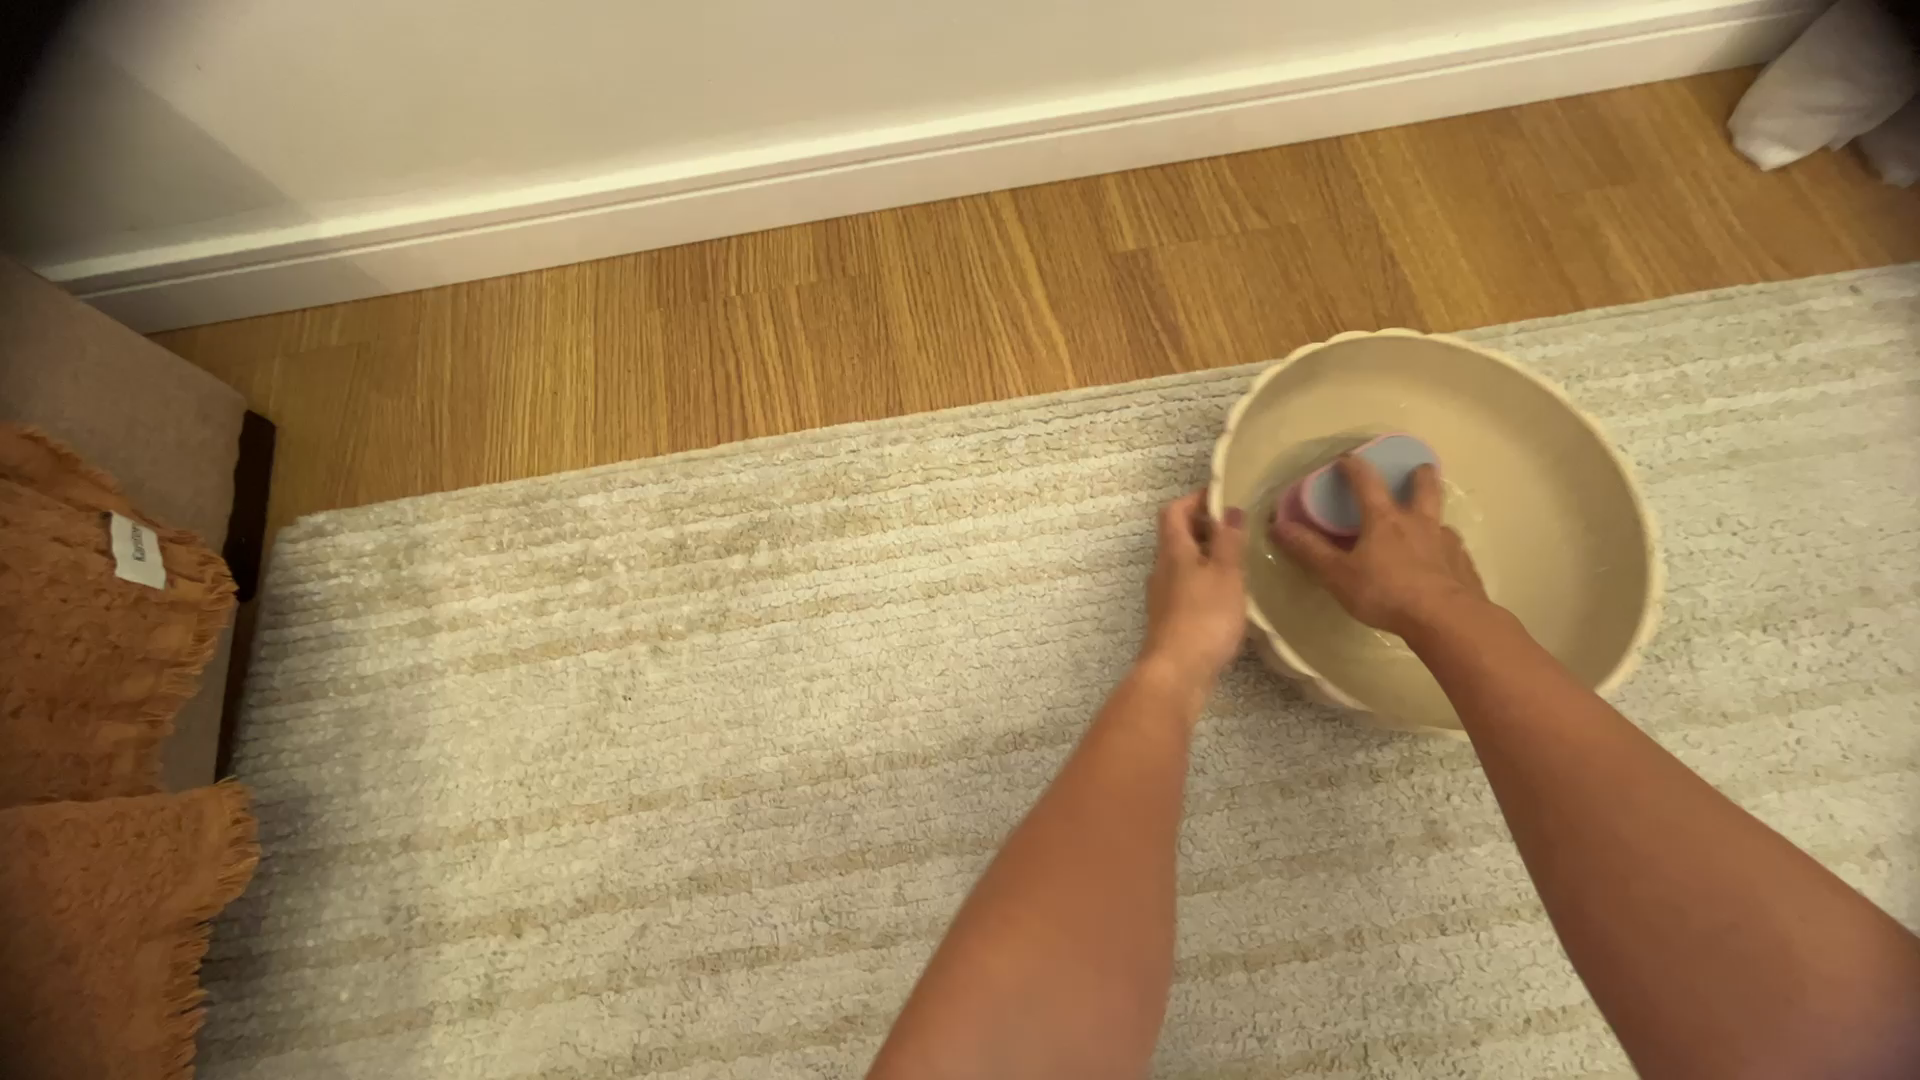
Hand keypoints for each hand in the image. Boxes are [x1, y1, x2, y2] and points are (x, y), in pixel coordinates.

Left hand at [1140, 491, 1247, 684]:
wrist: (1177, 672)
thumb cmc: (1203, 618)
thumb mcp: (1225, 574)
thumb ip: (1229, 540)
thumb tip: (1229, 509)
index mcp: (1172, 551)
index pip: (1173, 511)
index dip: (1195, 499)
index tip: (1224, 496)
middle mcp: (1162, 569)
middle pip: (1177, 536)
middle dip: (1205, 525)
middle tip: (1239, 526)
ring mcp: (1164, 595)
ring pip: (1183, 562)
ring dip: (1208, 554)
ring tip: (1241, 557)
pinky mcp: (1171, 618)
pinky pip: (1188, 586)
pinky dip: (1207, 579)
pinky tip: (1230, 593)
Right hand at [1271, 456, 1487, 636]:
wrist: (1446, 619)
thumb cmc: (1385, 592)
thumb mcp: (1337, 574)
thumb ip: (1309, 549)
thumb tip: (1277, 525)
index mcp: (1384, 520)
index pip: (1366, 482)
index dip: (1354, 467)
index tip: (1346, 459)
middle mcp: (1418, 523)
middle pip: (1424, 488)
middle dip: (1419, 475)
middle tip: (1418, 469)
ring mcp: (1446, 543)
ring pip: (1441, 519)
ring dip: (1433, 515)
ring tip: (1426, 525)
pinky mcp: (1463, 566)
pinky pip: (1453, 550)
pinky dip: (1445, 550)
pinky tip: (1440, 565)